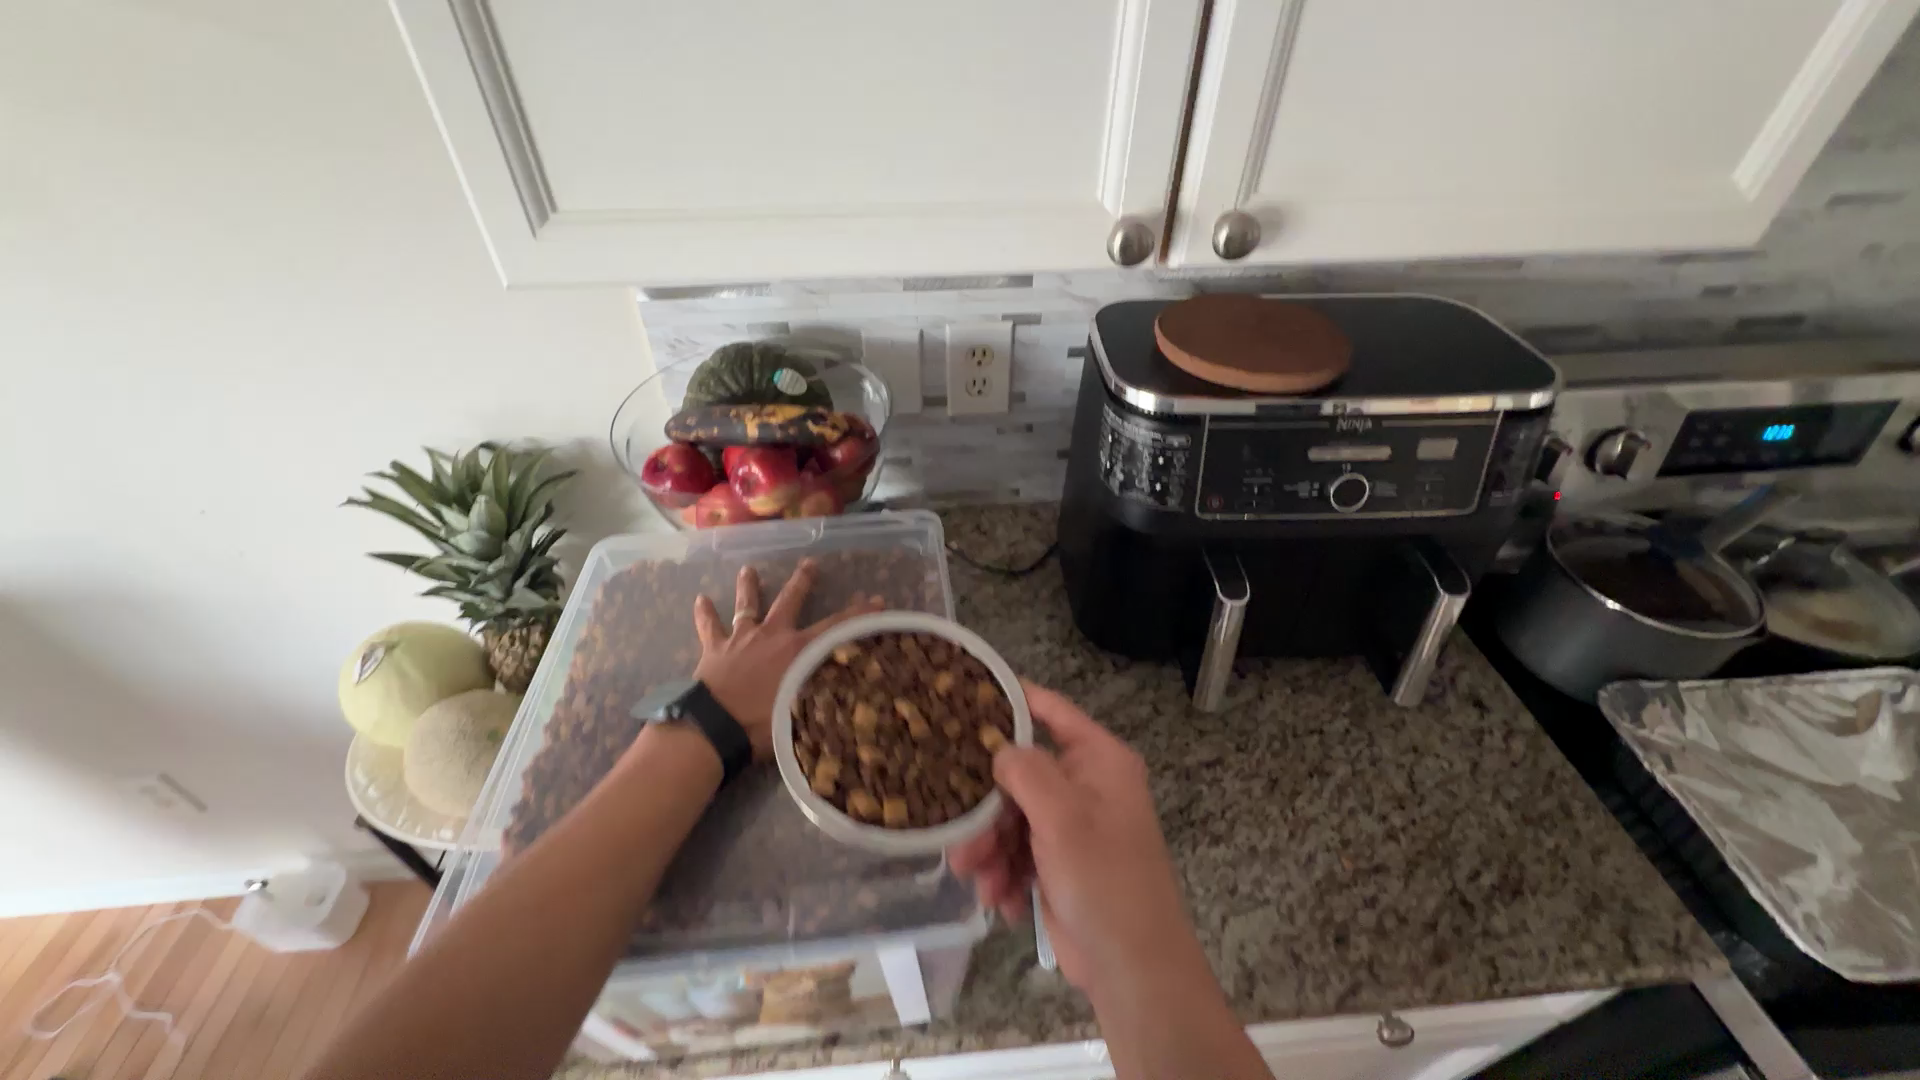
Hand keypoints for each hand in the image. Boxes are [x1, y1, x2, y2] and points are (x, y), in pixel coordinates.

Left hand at [691, 559, 879, 758]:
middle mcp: (771, 635)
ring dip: (748, 587)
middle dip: (802, 581)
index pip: (835, 627)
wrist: (715, 727)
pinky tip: (700, 599)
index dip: (858, 613)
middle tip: (810, 563)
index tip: (876, 600)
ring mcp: (740, 639)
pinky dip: (705, 614)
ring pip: (746, 606)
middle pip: (789, 601)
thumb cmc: (764, 724)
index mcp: (797, 650)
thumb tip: (848, 696)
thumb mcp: (804, 709)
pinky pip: (709, 627)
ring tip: (748, 570)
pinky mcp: (714, 649)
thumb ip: (823, 694)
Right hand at [947, 681, 1196, 992]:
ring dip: (990, 849)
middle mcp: (1084, 784)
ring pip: (1010, 817)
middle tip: (959, 832)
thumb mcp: (1063, 817)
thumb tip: (998, 750)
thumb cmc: (1104, 879)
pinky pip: (1016, 852)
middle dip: (987, 808)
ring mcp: (1070, 826)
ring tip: (979, 879)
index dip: (1009, 700)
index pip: (1049, 710)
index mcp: (1098, 759)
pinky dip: (1005, 874)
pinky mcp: (1056, 863)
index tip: (961, 699)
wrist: (1131, 967)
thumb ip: (1026, 771)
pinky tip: (1003, 901)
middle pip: (1019, 773)